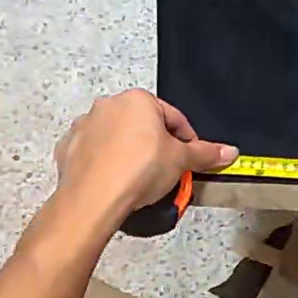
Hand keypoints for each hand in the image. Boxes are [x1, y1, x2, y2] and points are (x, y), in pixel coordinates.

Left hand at [52, 90, 237, 218]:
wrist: (94, 198)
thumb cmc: (139, 170)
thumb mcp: (181, 161)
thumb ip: (205, 154)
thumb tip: (230, 152)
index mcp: (138, 100)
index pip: (173, 117)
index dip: (186, 139)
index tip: (190, 158)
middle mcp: (109, 105)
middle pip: (143, 125)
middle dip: (156, 144)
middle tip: (166, 169)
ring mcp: (85, 125)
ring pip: (117, 137)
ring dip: (130, 152)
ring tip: (140, 178)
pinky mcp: (68, 147)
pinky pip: (94, 152)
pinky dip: (105, 162)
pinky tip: (115, 181)